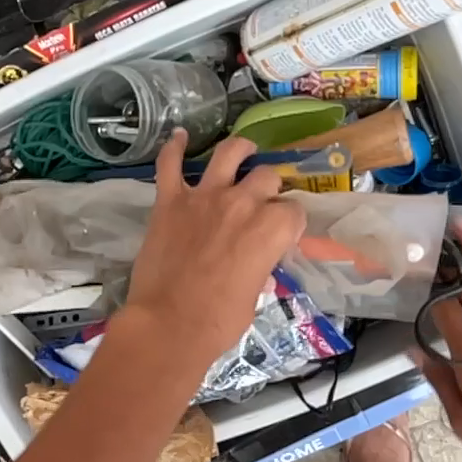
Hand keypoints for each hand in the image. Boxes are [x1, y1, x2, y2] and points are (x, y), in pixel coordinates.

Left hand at [121, 131, 306, 368]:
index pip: (293, 211)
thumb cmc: (219, 321)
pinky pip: (170, 164)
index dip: (289, 222)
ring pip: (228, 154)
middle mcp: (243, 202)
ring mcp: (204, 197)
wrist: (169, 324)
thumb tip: (259, 270)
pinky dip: (174, 148)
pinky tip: (179, 136)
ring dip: (239, 149)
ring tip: (244, 149)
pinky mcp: (169, 201)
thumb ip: (260, 270)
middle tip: (262, 200)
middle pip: (266, 177)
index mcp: (272, 228)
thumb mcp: (254, 297)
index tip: (282, 234)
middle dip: (269, 187)